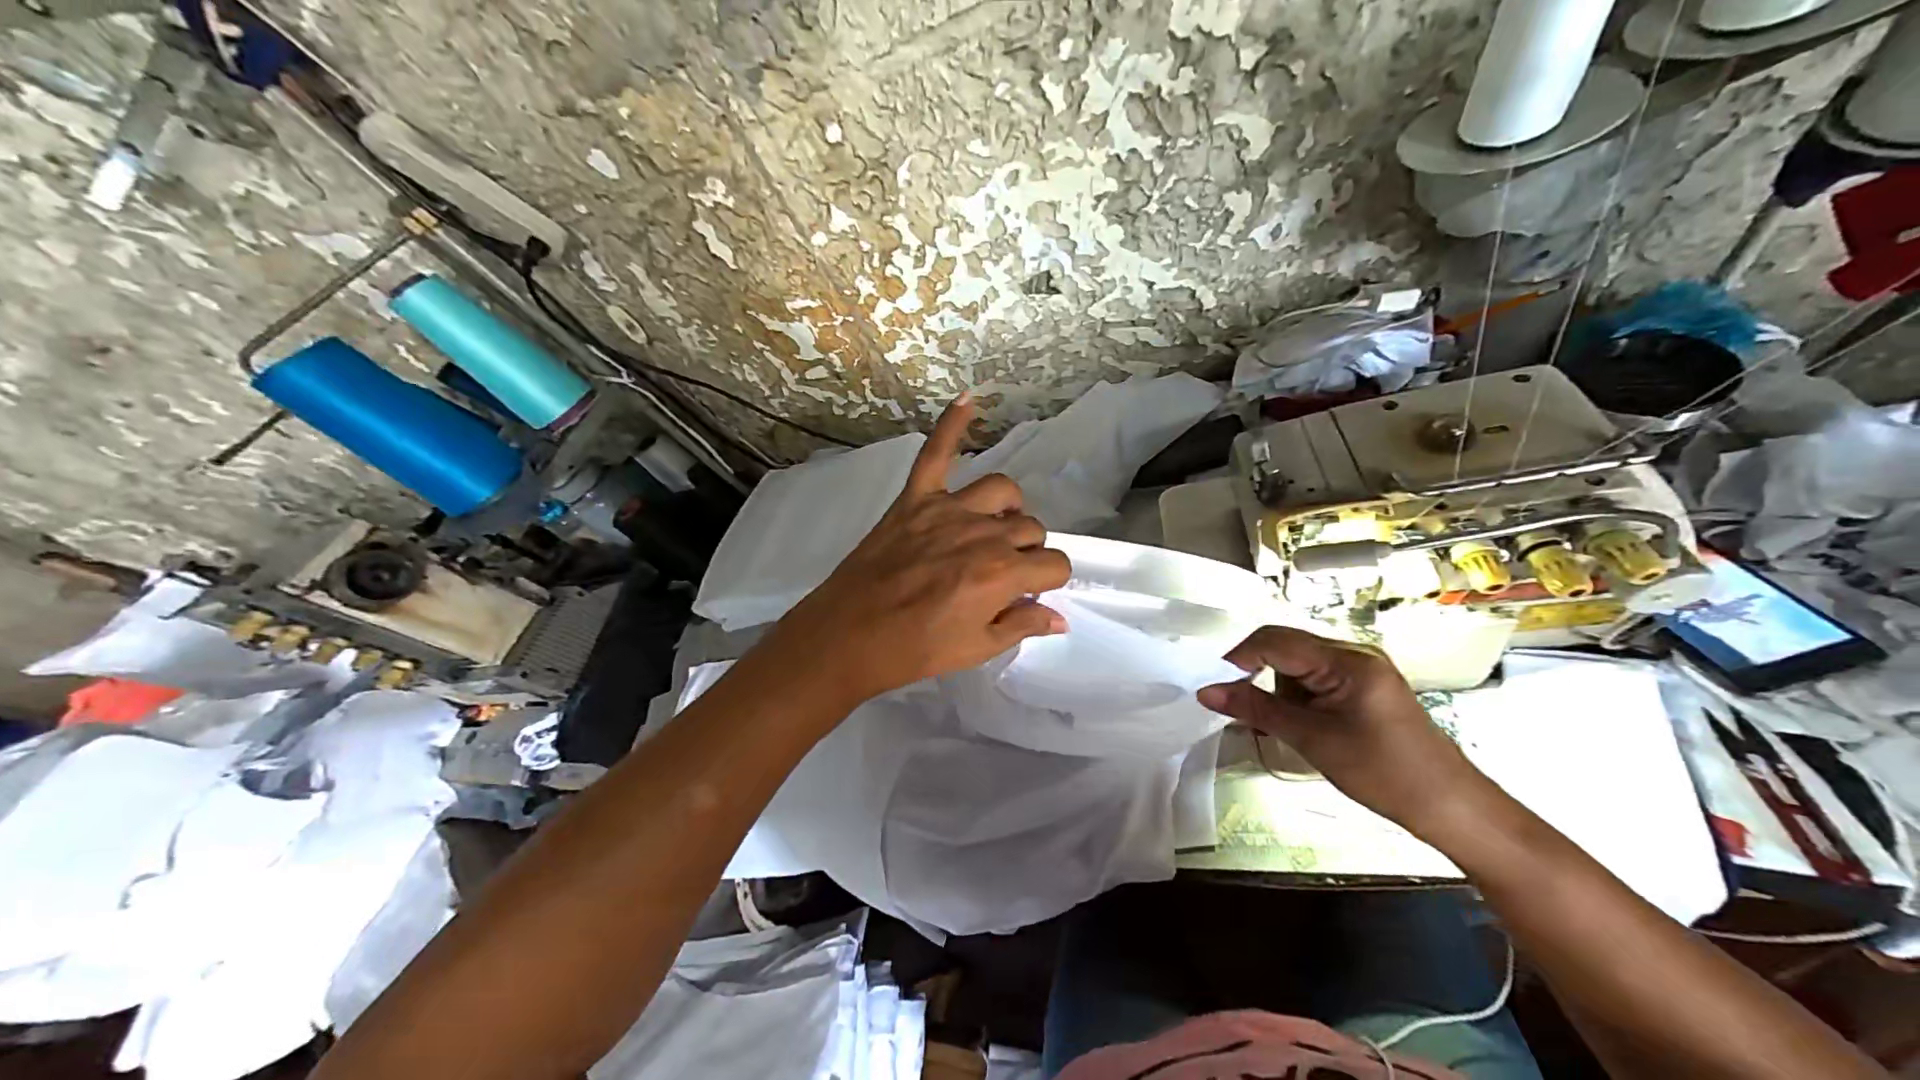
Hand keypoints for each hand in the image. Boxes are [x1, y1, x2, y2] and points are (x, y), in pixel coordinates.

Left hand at [760, 393, 1071, 708]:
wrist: (848, 636)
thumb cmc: (915, 649)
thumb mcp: (977, 649)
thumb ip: (1022, 626)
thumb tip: (1060, 618)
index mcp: (1002, 574)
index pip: (1054, 565)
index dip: (1048, 582)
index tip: (1031, 594)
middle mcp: (983, 534)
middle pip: (1032, 527)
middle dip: (1028, 551)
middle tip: (1004, 574)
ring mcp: (947, 510)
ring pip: (1001, 490)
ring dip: (1008, 508)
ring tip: (994, 528)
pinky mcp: (914, 499)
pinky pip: (936, 453)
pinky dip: (952, 425)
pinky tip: (968, 399)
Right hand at [1196, 626, 1496, 838]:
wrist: (1451, 807)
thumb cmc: (1383, 772)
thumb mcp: (1311, 739)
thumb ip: (1255, 709)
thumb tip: (1206, 691)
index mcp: (1346, 660)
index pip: (1274, 641)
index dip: (1238, 658)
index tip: (1215, 687)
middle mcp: (1354, 654)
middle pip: (1285, 648)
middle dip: (1258, 676)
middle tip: (1243, 712)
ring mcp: (1362, 669)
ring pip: (1297, 665)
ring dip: (1279, 691)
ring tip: (1284, 730)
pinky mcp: (1365, 687)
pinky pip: (1316, 680)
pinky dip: (1298, 700)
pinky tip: (1302, 727)